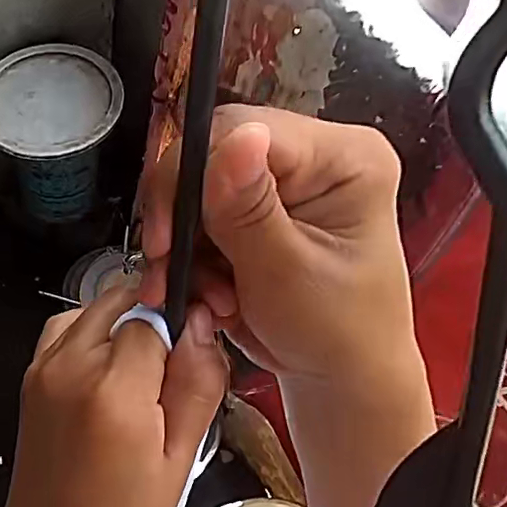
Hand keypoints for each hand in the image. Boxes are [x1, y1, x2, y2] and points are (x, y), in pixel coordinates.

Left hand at [0, 281, 228, 506]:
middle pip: (124, 303)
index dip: (180, 335)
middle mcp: (70, 366)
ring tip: (136, 380)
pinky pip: (66, 327)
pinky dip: (91, 335)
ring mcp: (43, 367)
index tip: (186, 367)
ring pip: (95, 309)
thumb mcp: (180, 459)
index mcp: (114, 390)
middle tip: (163, 378)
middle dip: (152, 325)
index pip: (157, 318)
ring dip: (122, 328)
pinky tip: (106, 375)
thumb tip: (202, 325)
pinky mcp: (30, 374)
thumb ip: (197, 383)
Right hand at [139, 104, 421, 391]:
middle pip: (210, 159)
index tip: (165, 234)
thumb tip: (233, 137)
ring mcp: (279, 189)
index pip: (241, 129)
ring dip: (184, 251)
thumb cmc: (336, 332)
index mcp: (342, 158)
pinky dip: (189, 261)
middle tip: (171, 268)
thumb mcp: (287, 273)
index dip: (187, 175)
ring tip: (206, 296)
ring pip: (195, 196)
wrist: (337, 376)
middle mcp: (311, 161)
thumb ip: (250, 210)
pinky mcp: (254, 216)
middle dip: (182, 221)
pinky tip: (206, 293)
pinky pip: (197, 223)